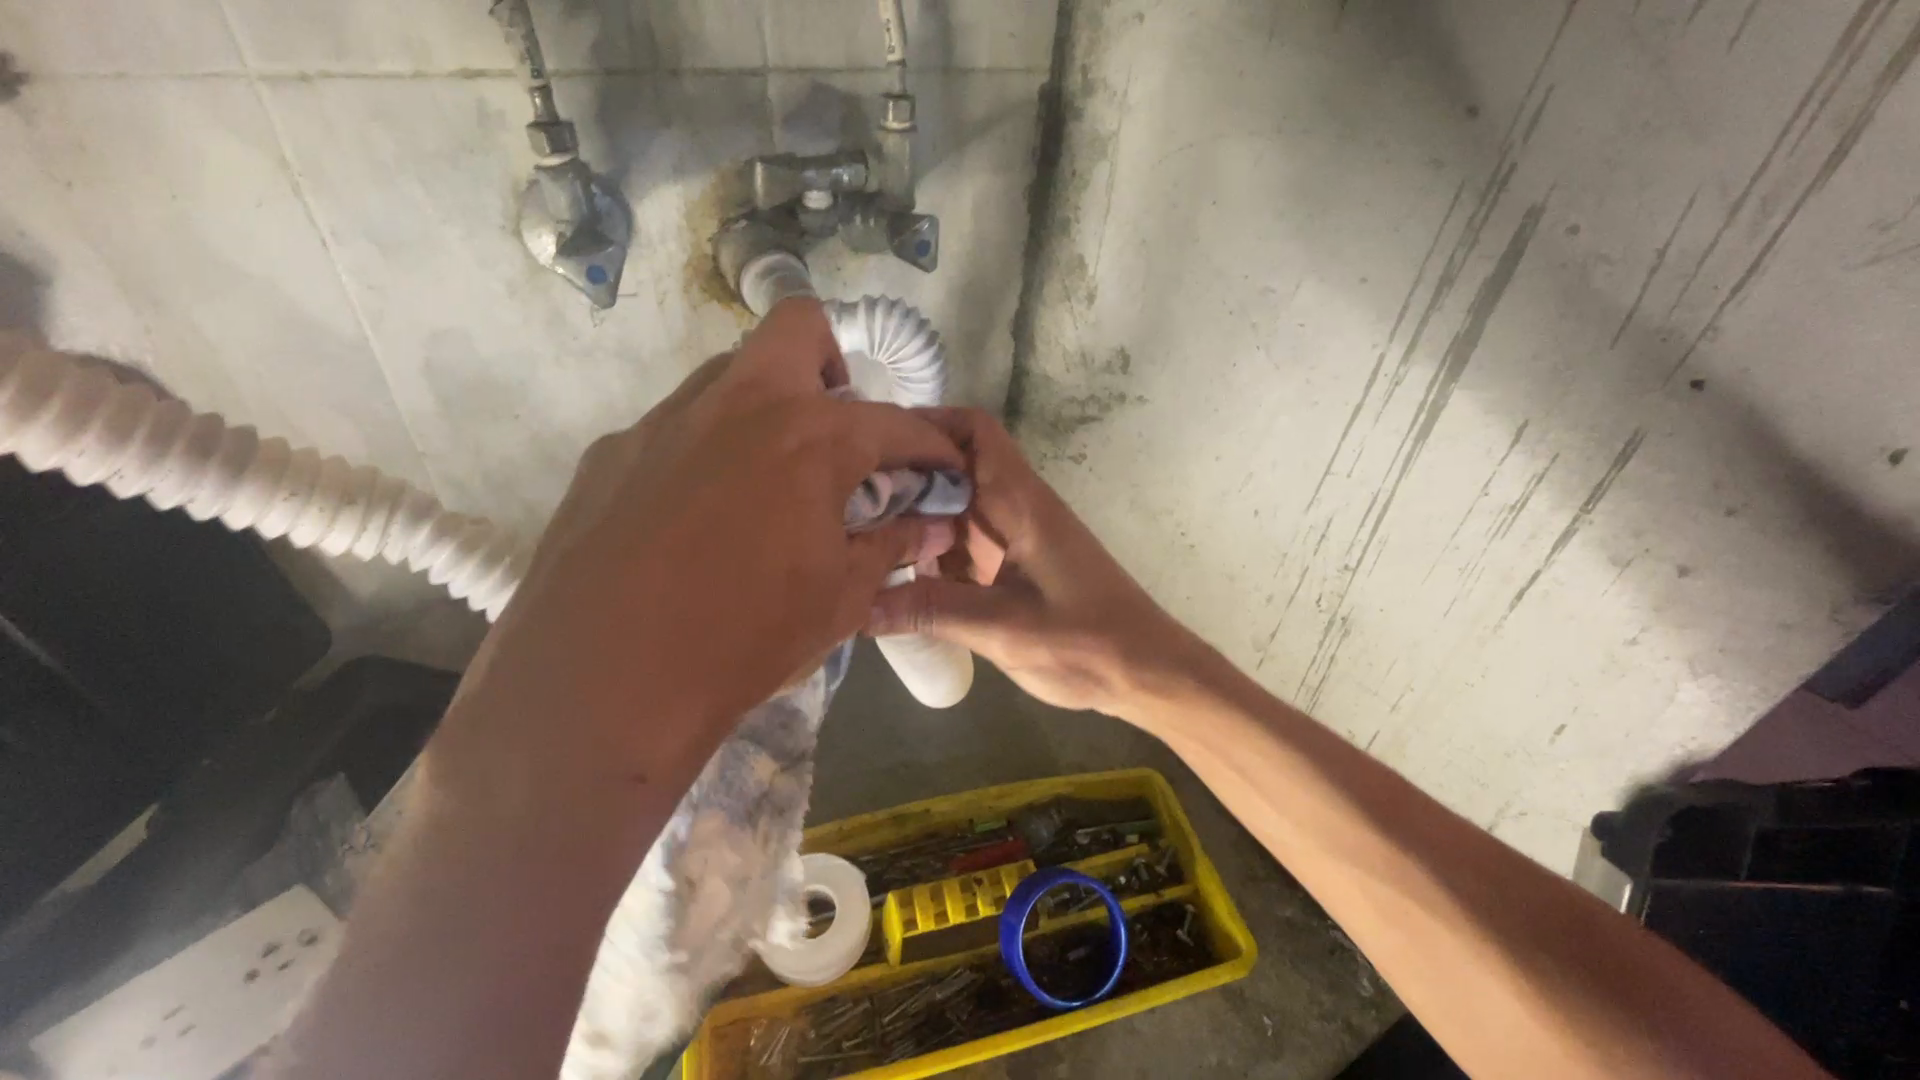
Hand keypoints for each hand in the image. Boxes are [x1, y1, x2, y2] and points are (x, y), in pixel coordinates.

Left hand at [434, 299, 960, 818]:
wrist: (602, 683)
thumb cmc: (745, 639)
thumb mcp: (841, 598)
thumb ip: (890, 544)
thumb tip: (925, 522)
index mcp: (809, 436)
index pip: (893, 421)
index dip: (930, 444)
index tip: (941, 465)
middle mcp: (736, 404)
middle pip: (798, 328)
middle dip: (834, 367)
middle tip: (837, 434)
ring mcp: (663, 421)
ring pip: (728, 376)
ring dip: (765, 409)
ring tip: (766, 484)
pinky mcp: (609, 455)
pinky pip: (673, 430)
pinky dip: (705, 454)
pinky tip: (694, 522)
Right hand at [866, 408, 1201, 714]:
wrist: (1147, 672)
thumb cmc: (1088, 643)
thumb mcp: (1005, 629)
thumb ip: (933, 610)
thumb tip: (857, 603)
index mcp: (1022, 503)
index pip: (974, 431)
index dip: (924, 425)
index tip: (868, 446)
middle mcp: (1016, 509)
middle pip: (954, 468)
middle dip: (902, 478)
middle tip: (843, 502)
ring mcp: (1015, 538)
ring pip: (954, 508)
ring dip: (912, 520)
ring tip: (855, 537)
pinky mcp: (1014, 567)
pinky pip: (963, 545)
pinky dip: (930, 554)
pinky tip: (894, 578)